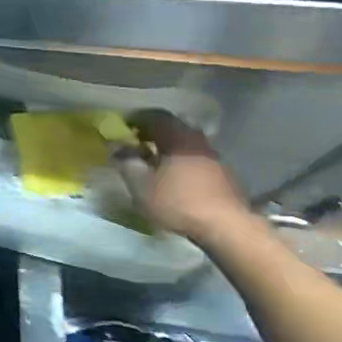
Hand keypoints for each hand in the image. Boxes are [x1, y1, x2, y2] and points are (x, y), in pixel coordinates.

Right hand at [112, 110, 254, 242]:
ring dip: (170, 148)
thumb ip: (126, 162)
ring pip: (187, 144)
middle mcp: (198, 141)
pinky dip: (182, 161)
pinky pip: (197, 158)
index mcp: (177, 138)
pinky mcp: (223, 174)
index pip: (156, 117)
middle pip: (175, 128)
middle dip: (154, 132)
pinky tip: (175, 177)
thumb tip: (115, 145)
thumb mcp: (140, 184)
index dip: (138, 119)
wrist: (225, 225)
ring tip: (155, 161)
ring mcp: (214, 157)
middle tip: (137, 142)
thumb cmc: (176, 201)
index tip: (124, 126)